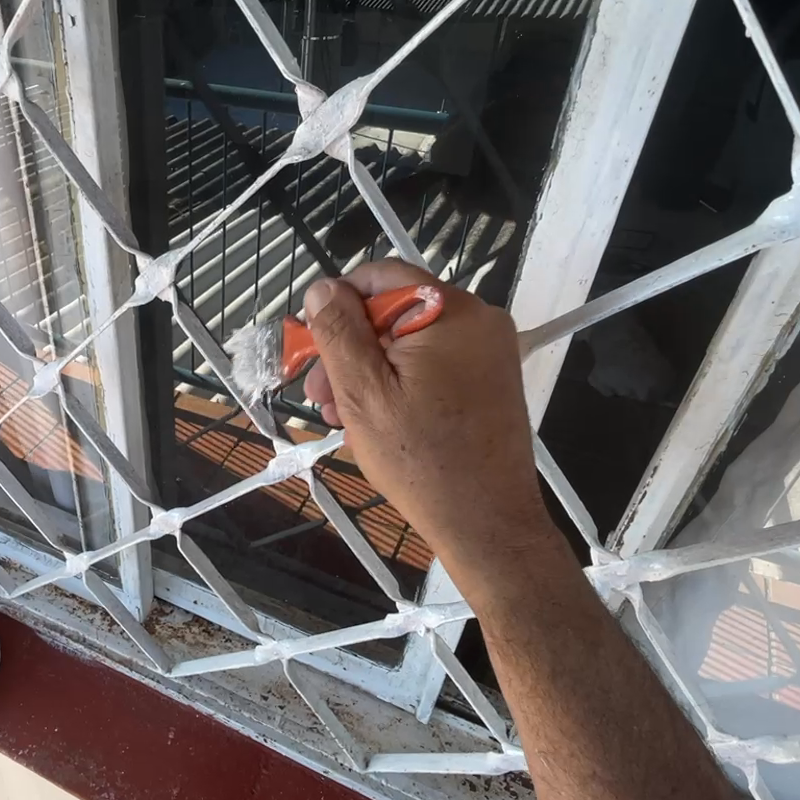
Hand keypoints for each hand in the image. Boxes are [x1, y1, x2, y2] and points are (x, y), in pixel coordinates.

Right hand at [302, 261, 558, 566]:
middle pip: (395, 312)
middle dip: (349, 347)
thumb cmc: (420, 459)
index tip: (310, 343)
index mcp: (451, 313)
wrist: (486, 522)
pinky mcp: (489, 381)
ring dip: (367, 370)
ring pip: (410, 342)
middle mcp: (479, 321)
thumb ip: (340, 333)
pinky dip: (398, 383)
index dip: (338, 303)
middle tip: (317, 392)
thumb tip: (323, 288)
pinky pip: (432, 365)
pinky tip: (372, 419)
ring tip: (337, 414)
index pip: (383, 277)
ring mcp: (488, 353)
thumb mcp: (363, 393)